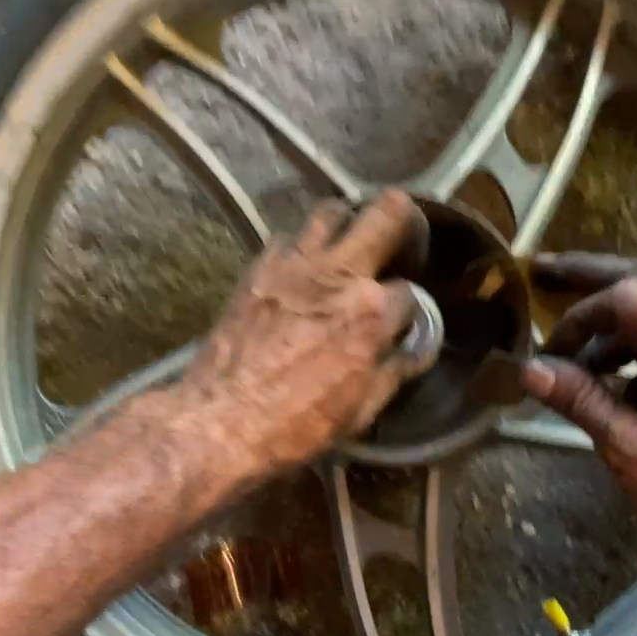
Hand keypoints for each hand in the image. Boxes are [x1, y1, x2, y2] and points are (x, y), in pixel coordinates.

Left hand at [173, 191, 432, 477]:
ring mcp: (295, 264)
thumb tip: (414, 349)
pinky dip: (301, 250)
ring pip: (333, 211)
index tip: (399, 326)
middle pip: (387, 212)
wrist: (222, 419)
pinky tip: (299, 275)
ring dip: (347, 226)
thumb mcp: (360, 411)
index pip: (410, 292)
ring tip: (346, 253)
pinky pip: (288, 238)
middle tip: (396, 249)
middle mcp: (339, 273)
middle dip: (404, 223)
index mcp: (372, 312)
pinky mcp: (258, 267)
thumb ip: (394, 371)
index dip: (409, 311)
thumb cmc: (297, 425)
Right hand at [519, 253, 636, 570]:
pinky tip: (604, 372)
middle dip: (590, 279)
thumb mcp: (632, 452)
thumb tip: (529, 369)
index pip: (630, 299)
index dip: (580, 317)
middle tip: (541, 270)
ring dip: (608, 319)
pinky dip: (631, 341)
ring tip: (566, 348)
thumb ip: (581, 401)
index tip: (548, 352)